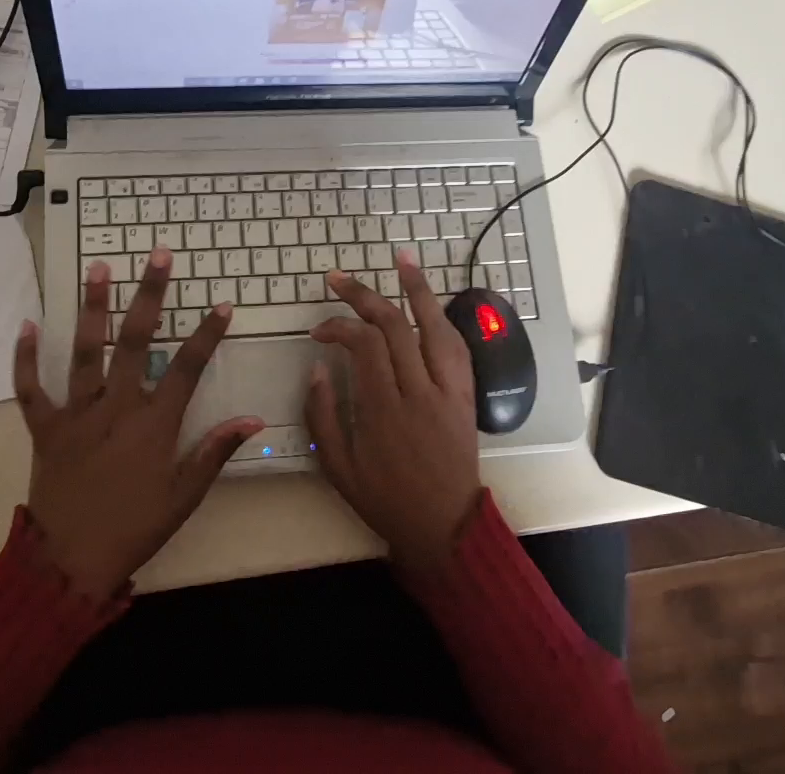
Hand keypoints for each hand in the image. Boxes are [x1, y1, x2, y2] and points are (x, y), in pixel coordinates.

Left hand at [13, 247, 261, 599]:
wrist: (71, 562)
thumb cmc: (135, 528)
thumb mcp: (185, 495)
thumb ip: (216, 451)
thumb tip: (254, 419)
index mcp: (154, 424)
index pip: (186, 368)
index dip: (207, 335)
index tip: (222, 305)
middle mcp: (116, 408)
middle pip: (135, 342)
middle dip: (149, 296)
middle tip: (157, 255)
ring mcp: (77, 415)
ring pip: (85, 352)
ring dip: (93, 308)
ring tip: (99, 268)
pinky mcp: (45, 429)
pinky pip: (31, 390)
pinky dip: (25, 359)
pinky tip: (27, 323)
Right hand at [305, 252, 482, 569]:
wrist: (444, 525)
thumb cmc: (385, 499)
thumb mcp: (338, 467)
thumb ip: (322, 415)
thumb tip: (317, 368)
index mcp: (384, 411)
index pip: (364, 346)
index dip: (339, 326)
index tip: (318, 331)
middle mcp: (419, 392)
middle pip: (396, 326)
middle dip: (364, 295)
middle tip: (338, 279)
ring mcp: (449, 391)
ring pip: (435, 327)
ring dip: (417, 289)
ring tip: (400, 259)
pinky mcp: (466, 395)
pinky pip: (458, 347)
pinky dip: (443, 319)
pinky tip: (430, 301)